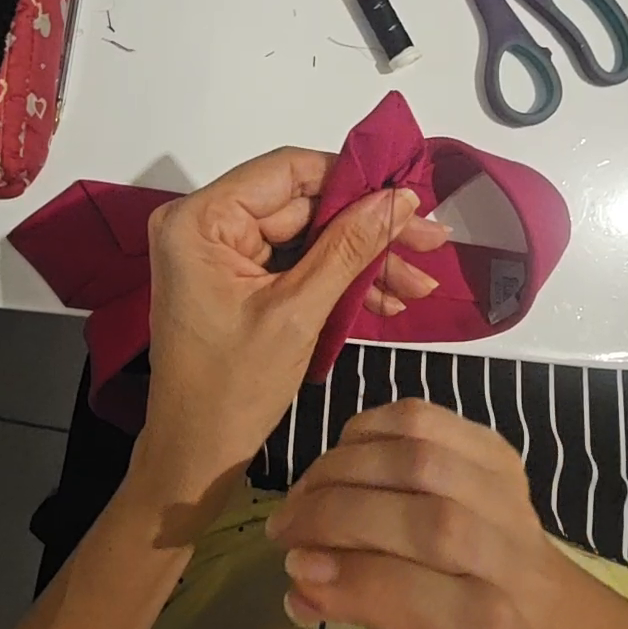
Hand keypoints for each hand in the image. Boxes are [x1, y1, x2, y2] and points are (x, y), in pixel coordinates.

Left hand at [127, 148, 449, 528]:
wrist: (196, 457)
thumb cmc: (234, 390)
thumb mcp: (298, 313)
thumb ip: (349, 247)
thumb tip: (402, 198)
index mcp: (200, 220)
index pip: (287, 171)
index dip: (353, 179)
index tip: (410, 197)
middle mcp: (204, 222)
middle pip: (303, 204)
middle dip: (368, 228)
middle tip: (431, 243)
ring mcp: (221, 249)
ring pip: (308, 234)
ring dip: (362, 258)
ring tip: (419, 282)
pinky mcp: (237, 275)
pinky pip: (297, 261)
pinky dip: (338, 277)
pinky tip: (387, 298)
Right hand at [265, 399, 570, 628]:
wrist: (545, 605)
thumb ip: (363, 616)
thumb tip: (297, 584)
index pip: (441, 605)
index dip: (360, 581)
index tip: (296, 570)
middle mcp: (519, 562)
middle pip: (432, 525)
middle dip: (338, 516)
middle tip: (285, 525)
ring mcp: (509, 495)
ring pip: (424, 460)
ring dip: (345, 467)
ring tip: (305, 489)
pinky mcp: (495, 449)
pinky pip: (426, 418)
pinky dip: (371, 427)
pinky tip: (342, 451)